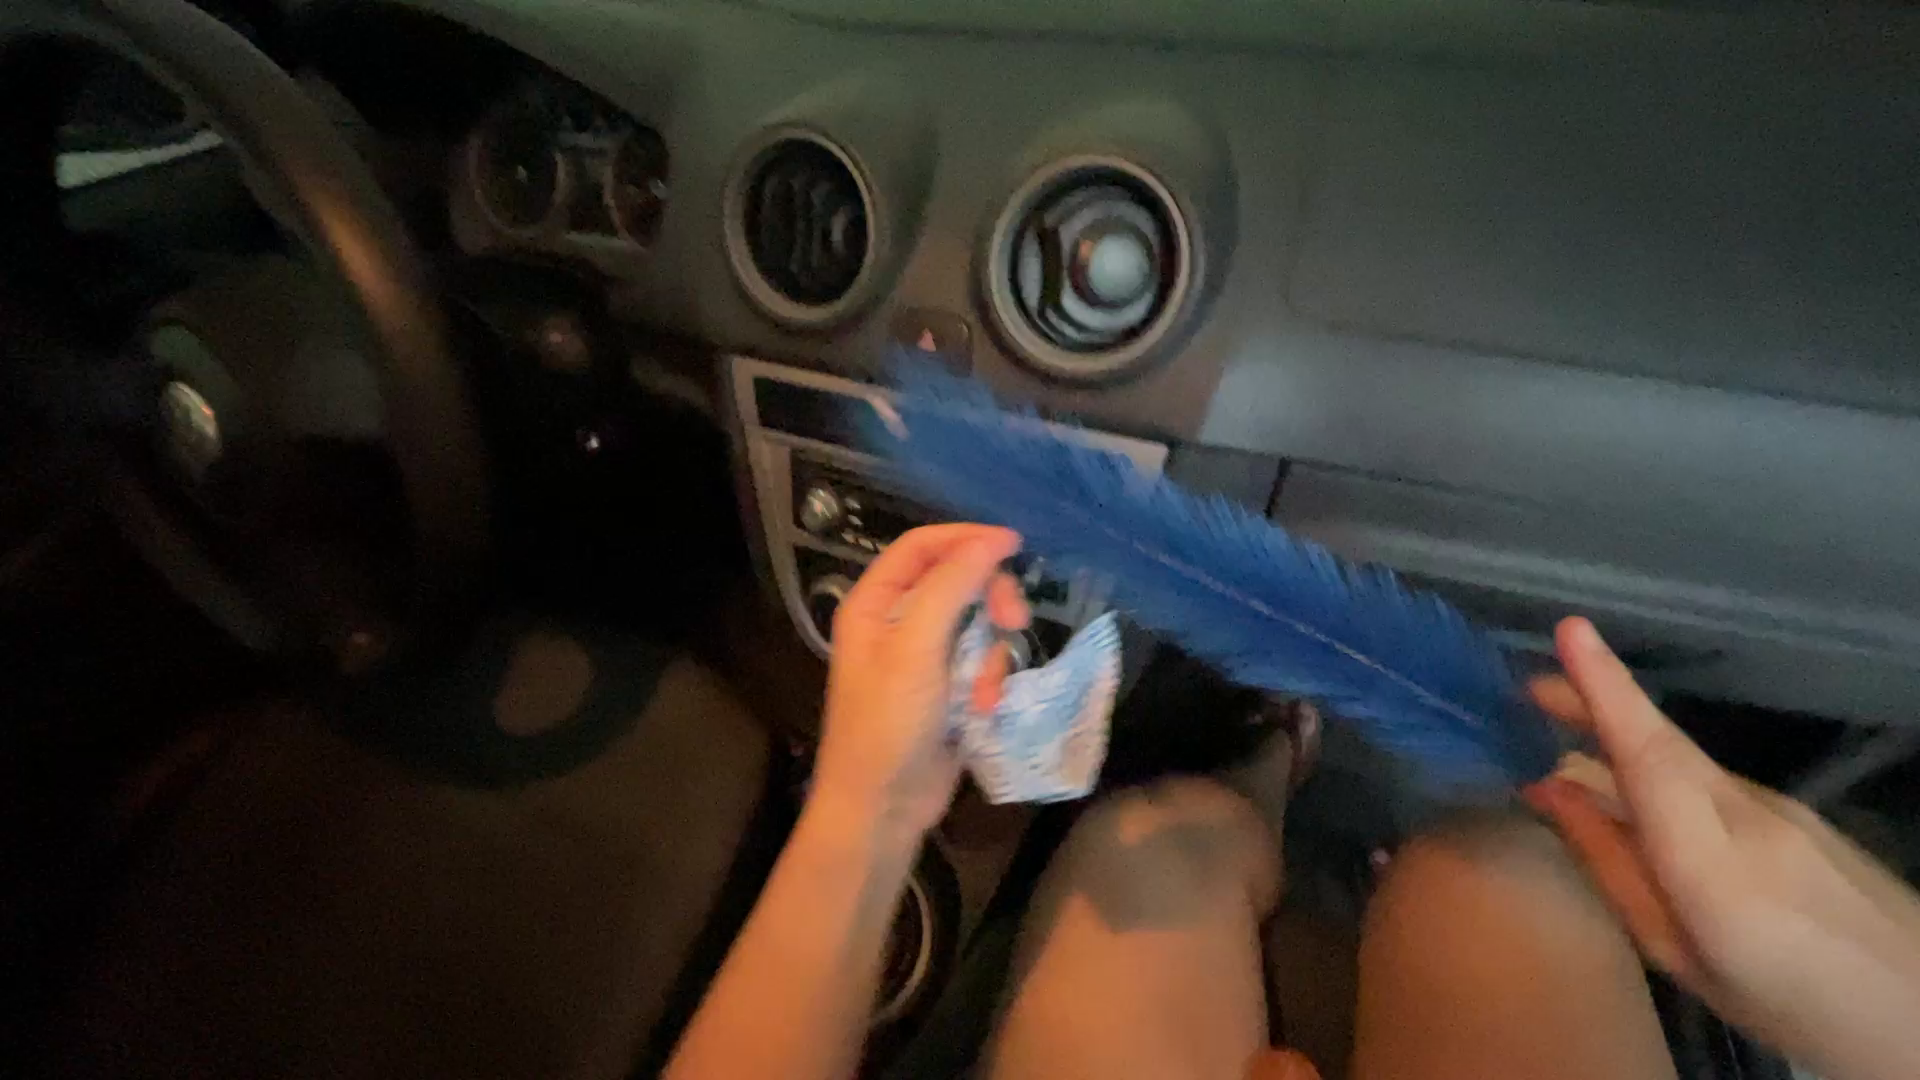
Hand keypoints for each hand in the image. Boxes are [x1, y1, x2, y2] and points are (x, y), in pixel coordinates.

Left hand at [810, 525, 1029, 846]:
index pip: (922, 546)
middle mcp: (898, 621)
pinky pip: (983, 662)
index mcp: (875, 602)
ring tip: (986, 690)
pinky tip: (983, 711)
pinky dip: (989, 682)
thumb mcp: (916, 646)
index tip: (1013, 544)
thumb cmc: (888, 721)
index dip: (966, 538)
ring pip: (978, 624)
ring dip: (991, 653)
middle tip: (1013, 618)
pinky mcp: (949, 687)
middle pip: (958, 581)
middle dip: (989, 600)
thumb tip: (994, 539)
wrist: (883, 806)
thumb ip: (952, 585)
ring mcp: (925, 656)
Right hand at [1525, 617, 1919, 1079]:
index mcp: (1712, 865)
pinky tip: (1637, 792)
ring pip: (1681, 758)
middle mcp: (1750, 819)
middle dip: (1594, 699)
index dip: (1607, 691)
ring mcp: (1785, 812)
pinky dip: (1656, 767)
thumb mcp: (1675, 951)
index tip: (1573, 631)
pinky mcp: (1801, 814)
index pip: (1651, 758)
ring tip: (1562, 729)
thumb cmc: (1788, 1004)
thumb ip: (1610, 862)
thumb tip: (1546, 788)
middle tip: (1528, 687)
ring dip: (1619, 735)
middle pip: (1660, 742)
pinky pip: (1706, 777)